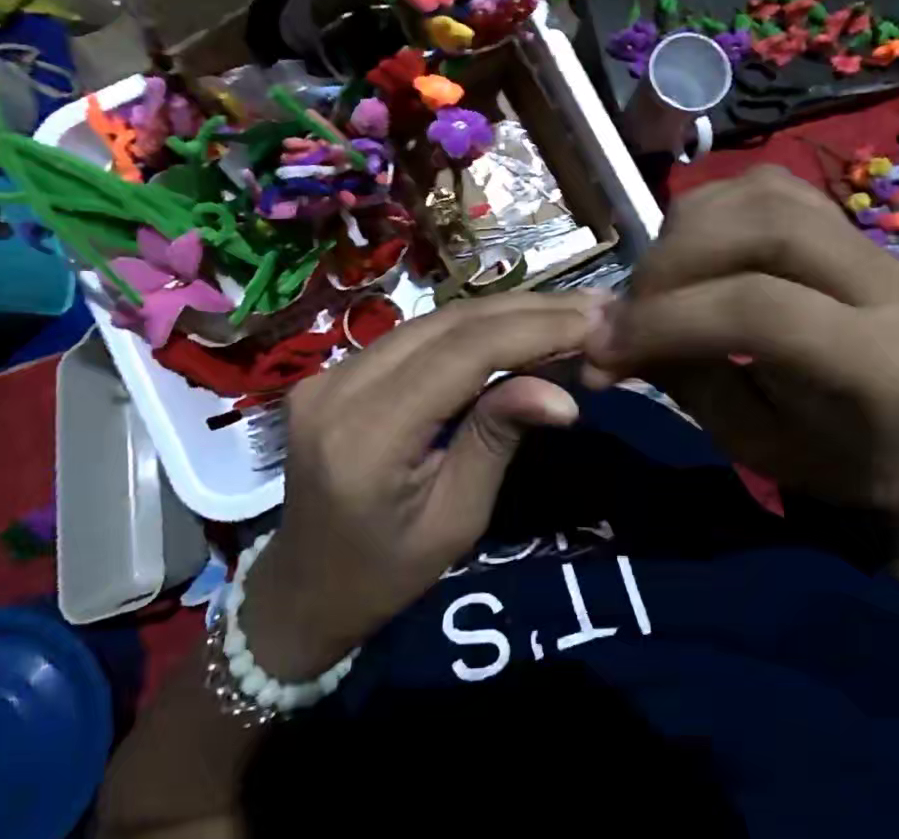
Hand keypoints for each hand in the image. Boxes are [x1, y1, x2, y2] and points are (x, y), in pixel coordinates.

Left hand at [242, 292, 606, 679]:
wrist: (303, 590)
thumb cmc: (386, 575)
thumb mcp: (456, 519)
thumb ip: (497, 440)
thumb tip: (562, 394)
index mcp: (366, 436)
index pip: (462, 353)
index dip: (534, 329)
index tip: (595, 321)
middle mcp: (337, 387)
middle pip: (449, 323)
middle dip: (529, 311)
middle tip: (593, 308)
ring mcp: (328, 373)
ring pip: (434, 320)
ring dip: (505, 313)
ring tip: (567, 313)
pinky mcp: (334, 371)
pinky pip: (415, 336)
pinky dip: (473, 329)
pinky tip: (516, 329)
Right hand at [586, 166, 898, 513]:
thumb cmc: (827, 459)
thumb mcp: (748, 441)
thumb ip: (681, 377)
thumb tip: (600, 336)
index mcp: (878, 364)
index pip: (761, 310)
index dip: (668, 318)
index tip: (605, 345)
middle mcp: (892, 288)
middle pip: (766, 226)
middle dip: (673, 261)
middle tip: (628, 306)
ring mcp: (880, 245)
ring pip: (765, 195)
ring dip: (687, 230)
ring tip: (656, 282)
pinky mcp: (856, 225)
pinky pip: (771, 190)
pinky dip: (713, 211)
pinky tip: (691, 251)